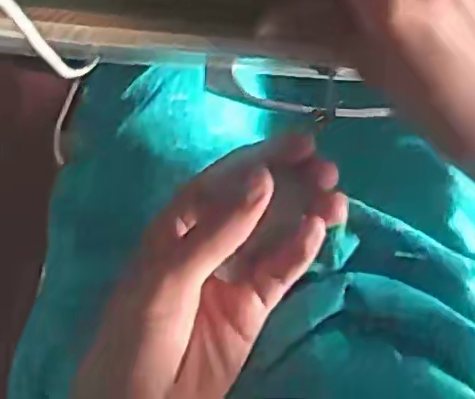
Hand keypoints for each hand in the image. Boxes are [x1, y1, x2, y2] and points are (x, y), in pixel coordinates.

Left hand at [74, 136, 348, 398]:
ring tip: (336, 199)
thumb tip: (265, 178)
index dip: (266, 155)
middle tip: (328, 169)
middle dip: (293, 180)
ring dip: (306, 211)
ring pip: (277, 231)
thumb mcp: (170, 274)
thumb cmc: (137, 330)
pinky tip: (319, 232)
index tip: (303, 143)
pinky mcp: (252, 307)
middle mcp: (213, 237)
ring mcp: (234, 272)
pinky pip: (281, 271)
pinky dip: (301, 250)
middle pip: (259, 200)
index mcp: (183, 219)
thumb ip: (220, 229)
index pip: (229, 176)